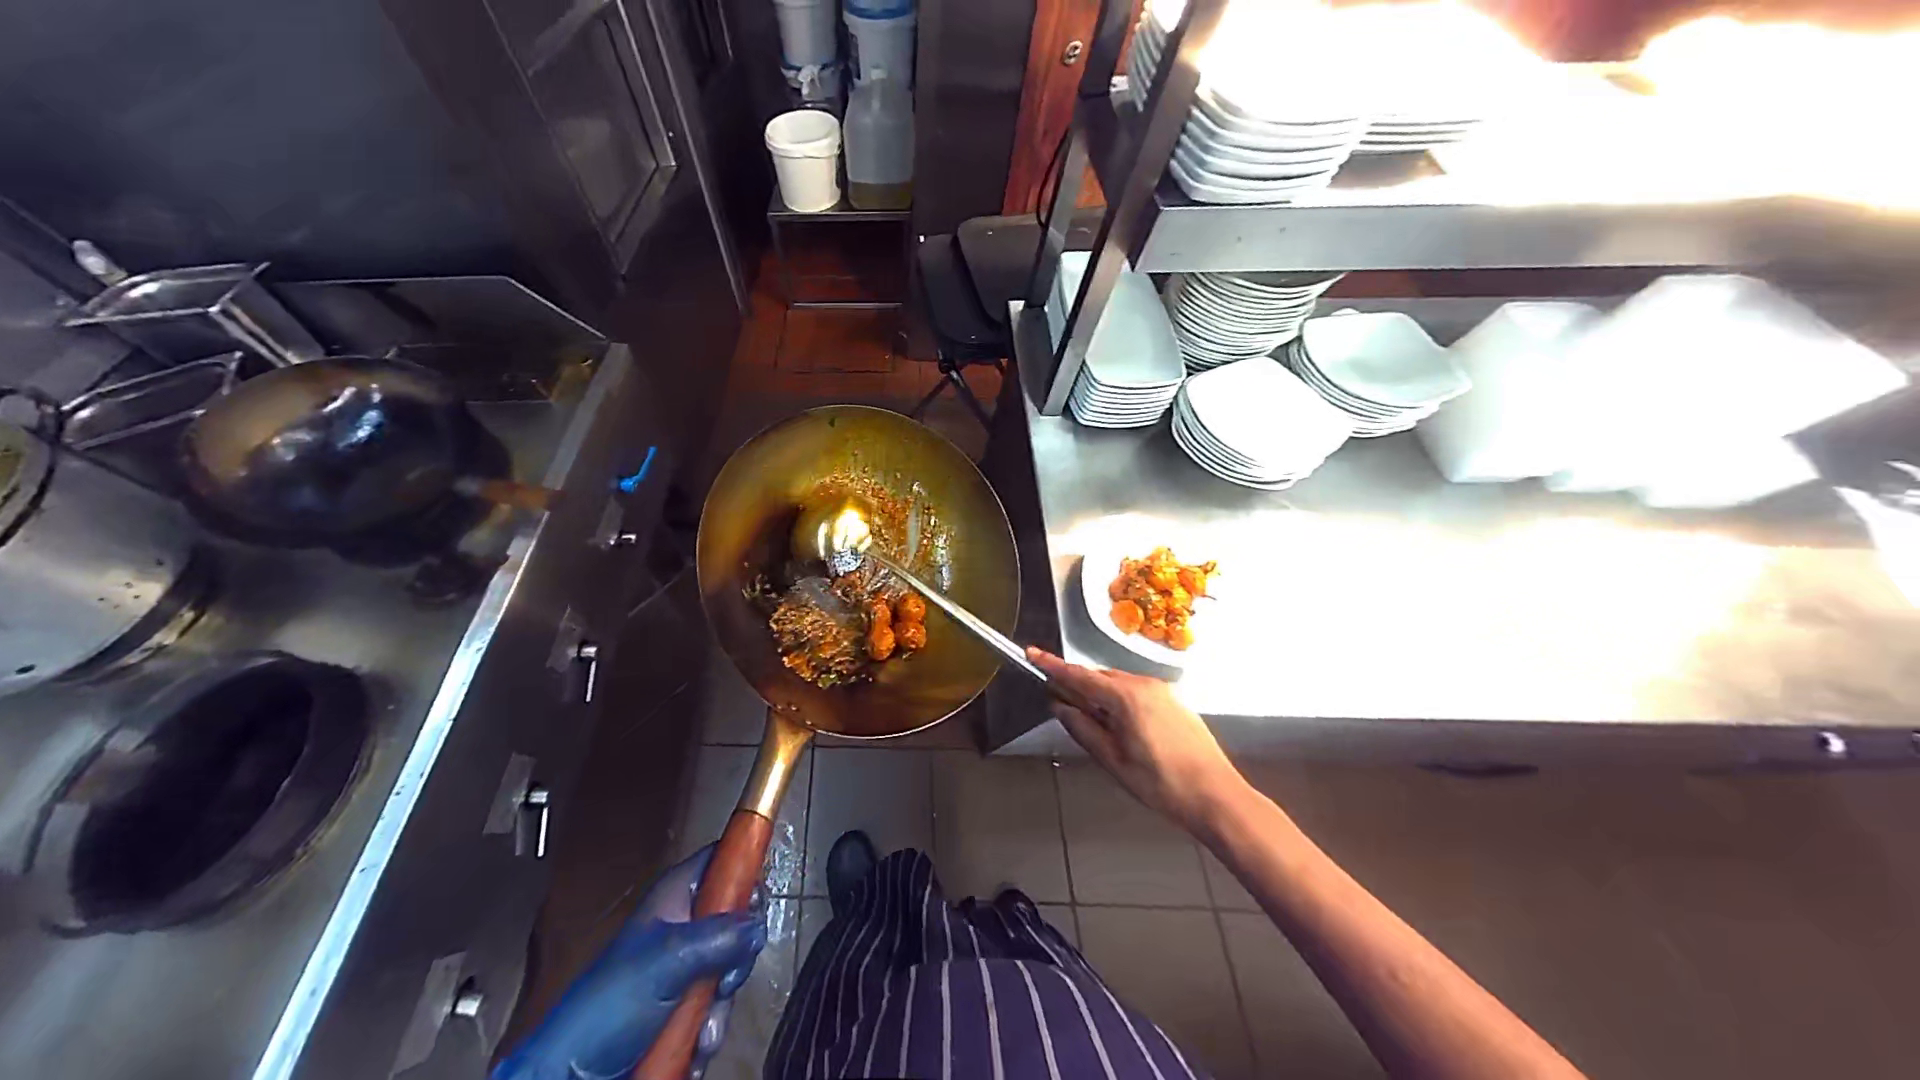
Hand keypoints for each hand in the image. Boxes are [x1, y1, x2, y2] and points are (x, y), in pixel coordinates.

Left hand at [493, 846, 766, 1079]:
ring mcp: (684, 966)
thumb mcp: (668, 961)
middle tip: (723, 981)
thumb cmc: (610, 1005)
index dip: (745, 873)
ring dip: (722, 1003)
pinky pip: (717, 1004)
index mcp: (675, 897)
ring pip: (731, 966)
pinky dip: (712, 1027)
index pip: (722, 860)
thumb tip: (758, 925)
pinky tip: (695, 1046)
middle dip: (738, 957)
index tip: (756, 906)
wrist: (571, 1076)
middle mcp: (684, 925)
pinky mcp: (683, 1005)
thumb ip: (719, 936)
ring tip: (702, 1030)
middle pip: (738, 918)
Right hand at [1029, 647, 1248, 832]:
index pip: (1079, 676)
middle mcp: (1145, 685)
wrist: (1215, 796)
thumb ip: (1082, 728)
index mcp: (1125, 697)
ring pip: (1118, 685)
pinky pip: (1136, 693)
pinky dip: (1120, 703)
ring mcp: (1162, 692)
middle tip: (1060, 705)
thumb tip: (1059, 707)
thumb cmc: (1162, 784)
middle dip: (1078, 687)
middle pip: (1099, 678)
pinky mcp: (1173, 702)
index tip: (1032, 653)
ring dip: (1100, 697)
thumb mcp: (1112, 760)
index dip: (1052, 666)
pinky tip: (1120, 728)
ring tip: (1095, 727)